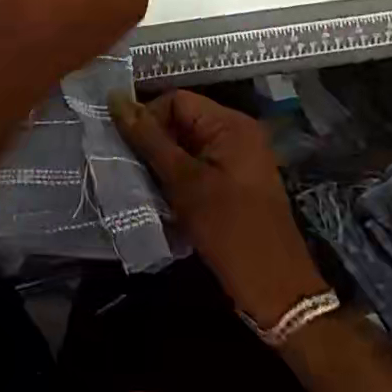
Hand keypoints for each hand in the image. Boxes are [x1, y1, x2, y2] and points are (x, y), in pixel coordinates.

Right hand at [110, 90, 328, 325]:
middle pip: (181, 119)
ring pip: (186, 143)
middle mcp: (237, 132)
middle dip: (154, 141)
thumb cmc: (230, 230)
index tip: (131, 150)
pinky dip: (179, 175)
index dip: (149, 118)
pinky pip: (198, 163)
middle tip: (135, 167)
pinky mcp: (236, 181)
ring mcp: (239, 158)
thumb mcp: (183, 181)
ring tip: (147, 183)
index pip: (175, 100)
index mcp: (231, 124)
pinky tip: (167, 196)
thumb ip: (148, 138)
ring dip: (164, 161)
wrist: (276, 292)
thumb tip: (114, 99)